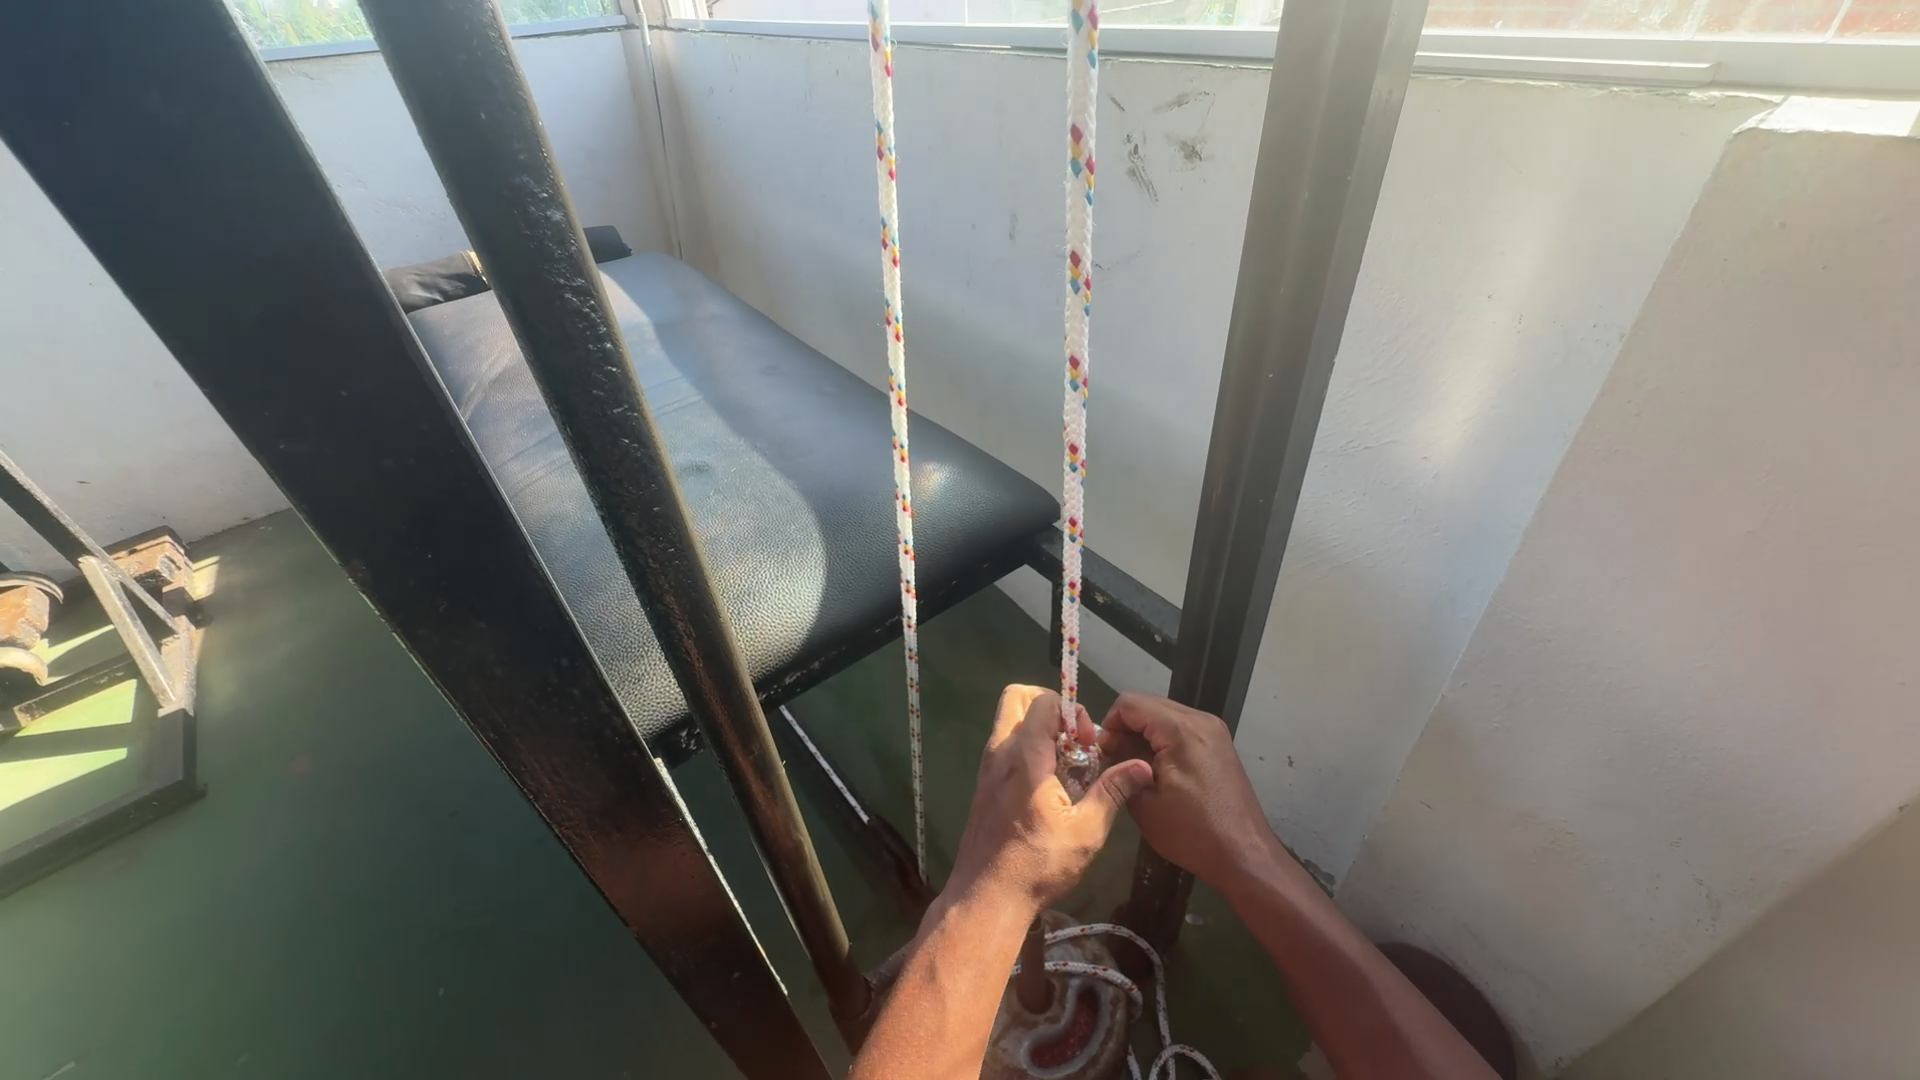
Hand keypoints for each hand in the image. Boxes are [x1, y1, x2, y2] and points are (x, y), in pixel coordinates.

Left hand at [945, 685, 1153, 915]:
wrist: (987, 896)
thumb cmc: (1038, 864)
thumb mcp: (1086, 830)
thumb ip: (1113, 791)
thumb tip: (1143, 766)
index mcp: (1025, 755)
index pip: (1044, 701)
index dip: (1071, 712)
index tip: (1086, 746)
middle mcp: (1000, 751)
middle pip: (1018, 697)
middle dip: (1050, 707)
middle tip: (1072, 741)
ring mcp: (988, 766)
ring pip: (1010, 720)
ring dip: (1039, 728)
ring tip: (1064, 765)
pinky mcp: (984, 783)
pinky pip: (1005, 745)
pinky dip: (1027, 747)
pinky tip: (1048, 785)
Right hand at [1098, 693, 1276, 891]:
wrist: (1244, 855)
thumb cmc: (1191, 832)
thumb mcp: (1144, 801)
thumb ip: (1122, 763)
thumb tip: (1110, 745)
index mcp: (1181, 729)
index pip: (1130, 703)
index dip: (1109, 724)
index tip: (1102, 752)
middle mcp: (1200, 719)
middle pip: (1148, 704)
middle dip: (1125, 727)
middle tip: (1113, 759)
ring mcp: (1213, 730)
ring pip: (1163, 714)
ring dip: (1143, 733)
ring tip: (1133, 765)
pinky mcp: (1218, 743)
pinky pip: (1180, 727)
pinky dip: (1162, 739)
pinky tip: (1156, 767)